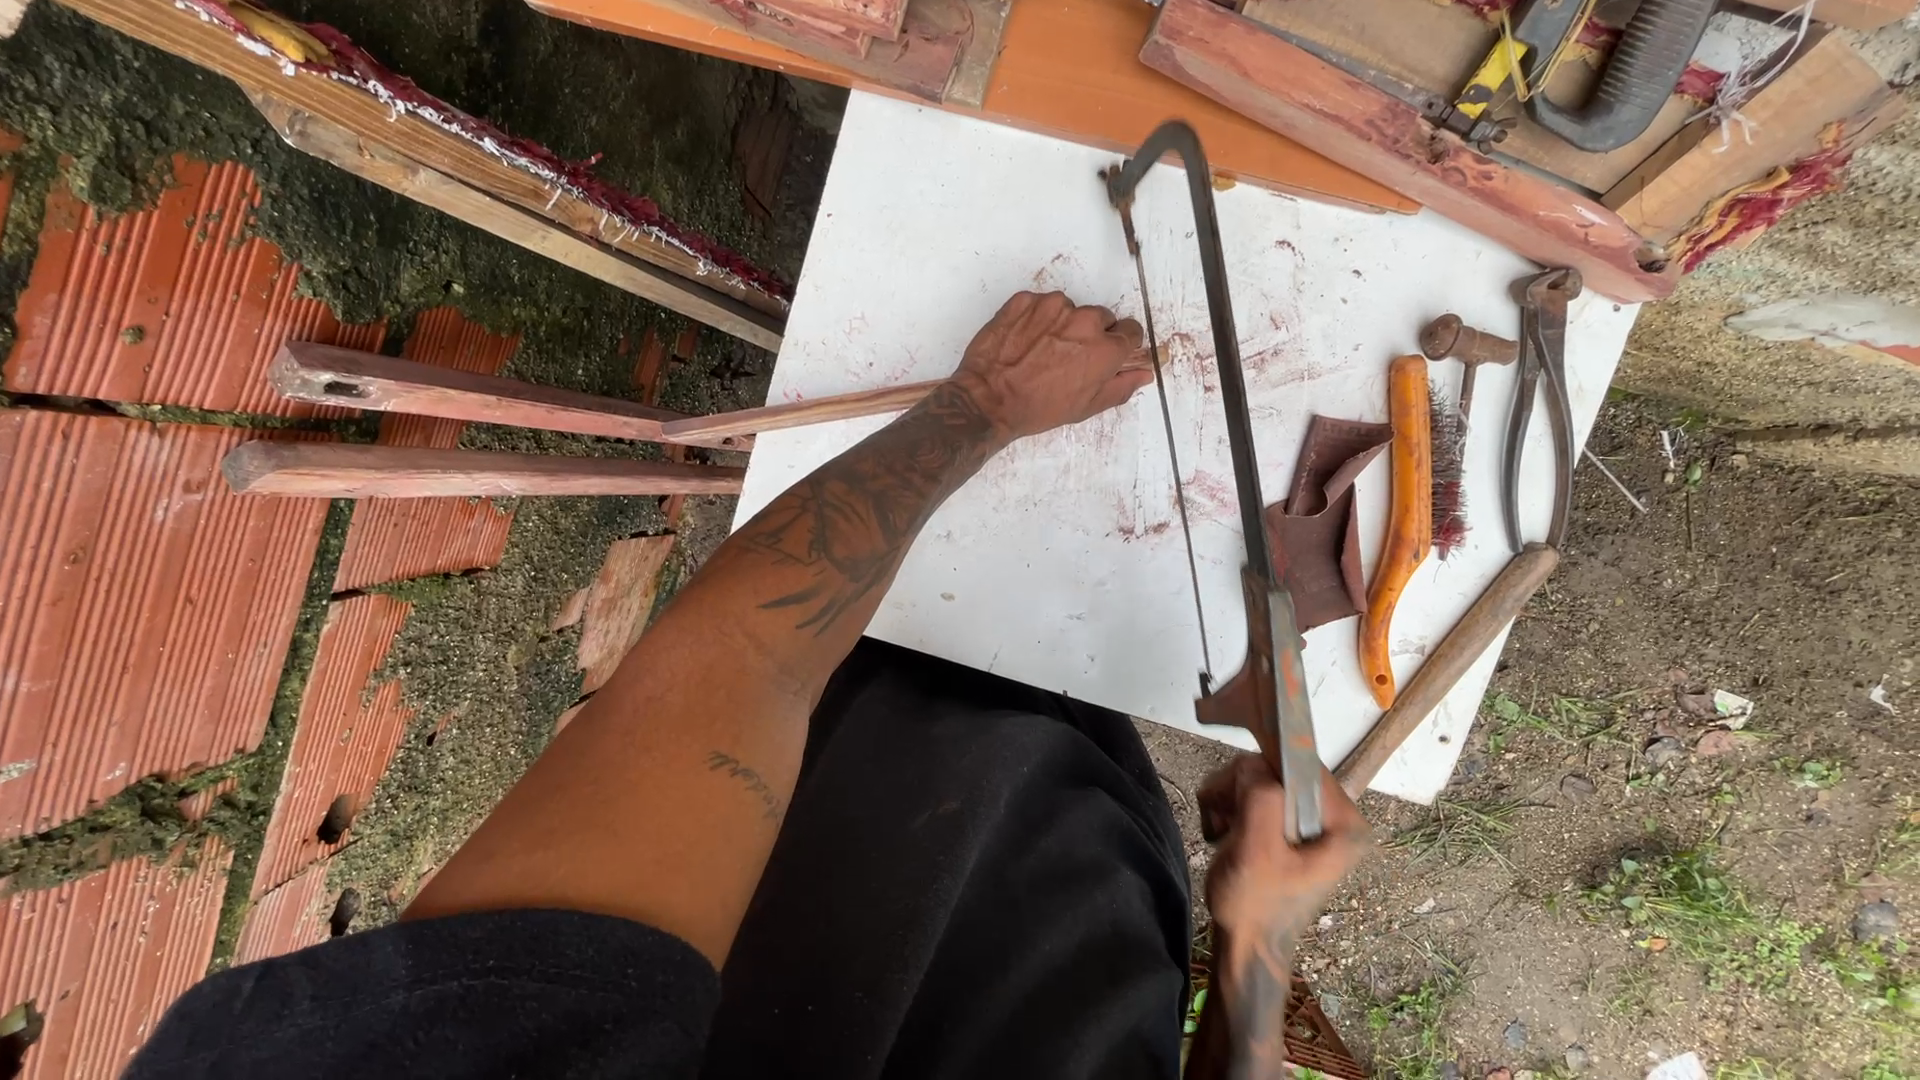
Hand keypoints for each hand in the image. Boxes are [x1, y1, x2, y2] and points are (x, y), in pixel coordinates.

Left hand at [948, 291, 1151, 442]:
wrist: (988, 399)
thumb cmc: (1037, 408)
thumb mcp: (1085, 406)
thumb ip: (1120, 386)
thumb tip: (1144, 373)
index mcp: (1105, 348)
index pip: (1130, 331)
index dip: (1118, 343)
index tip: (1105, 352)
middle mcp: (1084, 320)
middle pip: (1099, 318)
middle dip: (1088, 335)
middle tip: (1067, 358)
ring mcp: (1052, 306)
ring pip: (1069, 310)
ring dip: (1061, 325)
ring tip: (1041, 352)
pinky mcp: (1025, 300)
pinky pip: (1039, 305)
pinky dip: (1034, 319)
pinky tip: (1024, 343)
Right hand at [1199, 756, 1370, 939]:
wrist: (1246, 946)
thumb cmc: (1254, 905)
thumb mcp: (1257, 851)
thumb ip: (1261, 799)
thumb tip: (1254, 765)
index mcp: (1344, 824)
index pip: (1301, 763)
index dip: (1262, 770)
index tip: (1236, 796)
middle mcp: (1332, 816)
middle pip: (1275, 768)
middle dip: (1239, 787)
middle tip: (1223, 818)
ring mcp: (1307, 820)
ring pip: (1257, 777)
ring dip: (1228, 797)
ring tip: (1221, 829)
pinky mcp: (1286, 825)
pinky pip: (1251, 792)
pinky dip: (1229, 805)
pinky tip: (1224, 830)